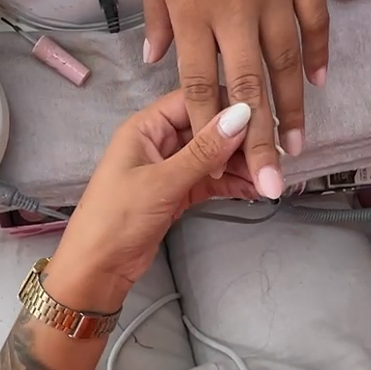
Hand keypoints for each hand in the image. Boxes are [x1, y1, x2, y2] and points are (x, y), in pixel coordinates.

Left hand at [46, 92, 256, 311]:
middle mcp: (160, 140)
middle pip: (210, 130)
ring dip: (242, 168)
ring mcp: (170, 167)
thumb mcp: (161, 183)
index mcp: (146, 126)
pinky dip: (233, 185)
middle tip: (273, 158)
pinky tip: (255, 190)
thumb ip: (203, 151)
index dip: (229, 108)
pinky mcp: (178, 192)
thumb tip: (240, 115)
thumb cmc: (114, 220)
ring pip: (215, 158)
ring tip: (271, 180)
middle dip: (241, 143)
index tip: (263, 119)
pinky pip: (212, 181)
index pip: (195, 100)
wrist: (97, 269)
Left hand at [141, 0, 329, 201]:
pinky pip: (315, 20)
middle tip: (275, 180)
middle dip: (261, 141)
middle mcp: (235, 7)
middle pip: (249, 87)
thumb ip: (159, 16)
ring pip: (288, 62)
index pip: (200, 85)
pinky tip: (318, 83)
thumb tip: (158, 58)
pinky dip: (318, 53)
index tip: (224, 166)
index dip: (212, 130)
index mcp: (192, 9)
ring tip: (300, 146)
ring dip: (294, 108)